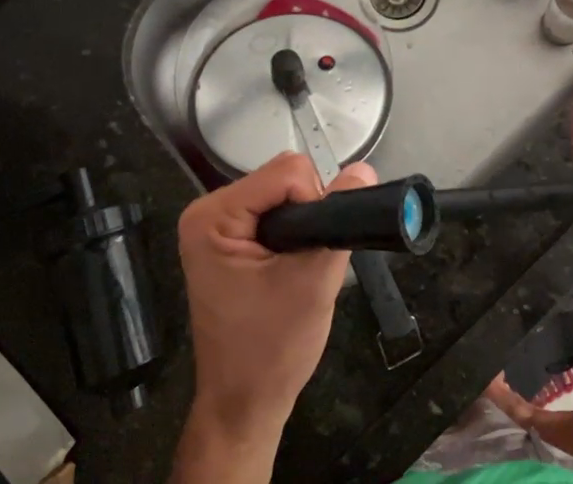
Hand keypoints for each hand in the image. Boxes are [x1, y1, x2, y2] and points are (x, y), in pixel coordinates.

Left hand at [176, 152, 375, 436]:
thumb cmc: (272, 348)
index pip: (287, 172)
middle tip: (307, 263)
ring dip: (305, 224)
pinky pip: (277, 212)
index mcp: (213, 216)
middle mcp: (208, 212)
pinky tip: (293, 267)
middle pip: (284, 177)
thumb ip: (340, 222)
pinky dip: (295, 233)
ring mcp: (216, 227)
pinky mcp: (231, 242)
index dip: (315, 203)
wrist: (246, 402)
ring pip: (285, 193)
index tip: (311, 251)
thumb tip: (365, 170)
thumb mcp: (313, 281)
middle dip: (310, 213)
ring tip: (301, 269)